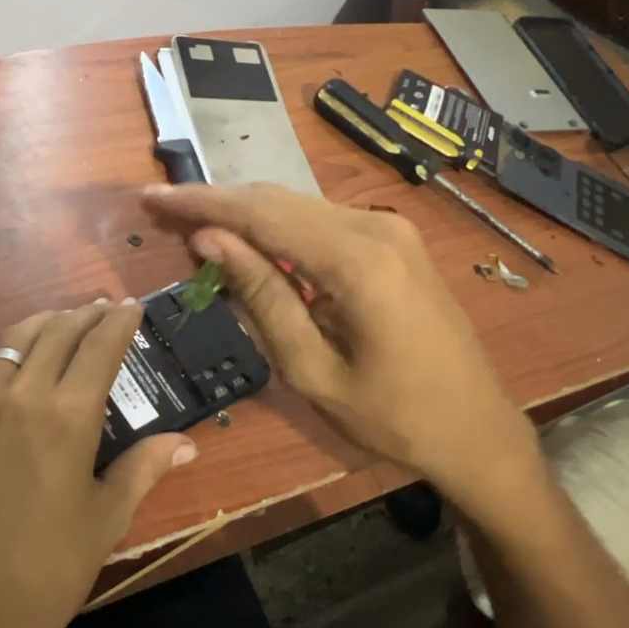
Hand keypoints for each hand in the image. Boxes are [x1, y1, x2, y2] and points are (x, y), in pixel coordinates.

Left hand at [0, 301, 197, 627]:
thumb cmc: (47, 573)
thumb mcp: (106, 521)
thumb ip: (143, 470)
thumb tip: (186, 444)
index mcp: (68, 416)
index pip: (99, 348)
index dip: (119, 323)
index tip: (133, 306)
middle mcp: (20, 395)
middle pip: (56, 334)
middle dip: (84, 315)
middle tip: (103, 308)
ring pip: (12, 341)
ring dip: (42, 323)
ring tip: (62, 321)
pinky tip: (7, 352)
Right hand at [142, 183, 538, 506]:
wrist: (476, 431)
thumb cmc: (393, 417)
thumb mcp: (312, 369)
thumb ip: (262, 298)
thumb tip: (210, 241)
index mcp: (359, 262)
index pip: (261, 214)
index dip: (201, 203)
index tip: (151, 197)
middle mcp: (377, 229)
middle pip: (277, 200)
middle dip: (214, 201)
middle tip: (159, 207)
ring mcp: (391, 232)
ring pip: (297, 206)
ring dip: (242, 212)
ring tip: (188, 221)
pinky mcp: (394, 243)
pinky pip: (320, 222)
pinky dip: (275, 228)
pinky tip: (243, 238)